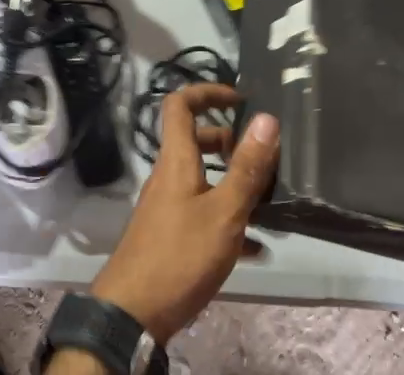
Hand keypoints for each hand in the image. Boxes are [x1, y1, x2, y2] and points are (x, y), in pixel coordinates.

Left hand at [89, 84, 279, 342]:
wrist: (134, 311)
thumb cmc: (181, 254)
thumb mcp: (224, 212)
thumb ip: (246, 168)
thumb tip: (265, 118)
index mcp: (176, 160)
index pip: (180, 105)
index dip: (207, 92)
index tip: (239, 99)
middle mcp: (168, 176)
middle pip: (194, 141)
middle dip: (228, 142)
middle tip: (261, 157)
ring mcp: (167, 206)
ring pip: (202, 179)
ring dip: (232, 183)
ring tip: (269, 200)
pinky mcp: (170, 234)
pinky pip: (202, 214)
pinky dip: (228, 220)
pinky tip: (258, 247)